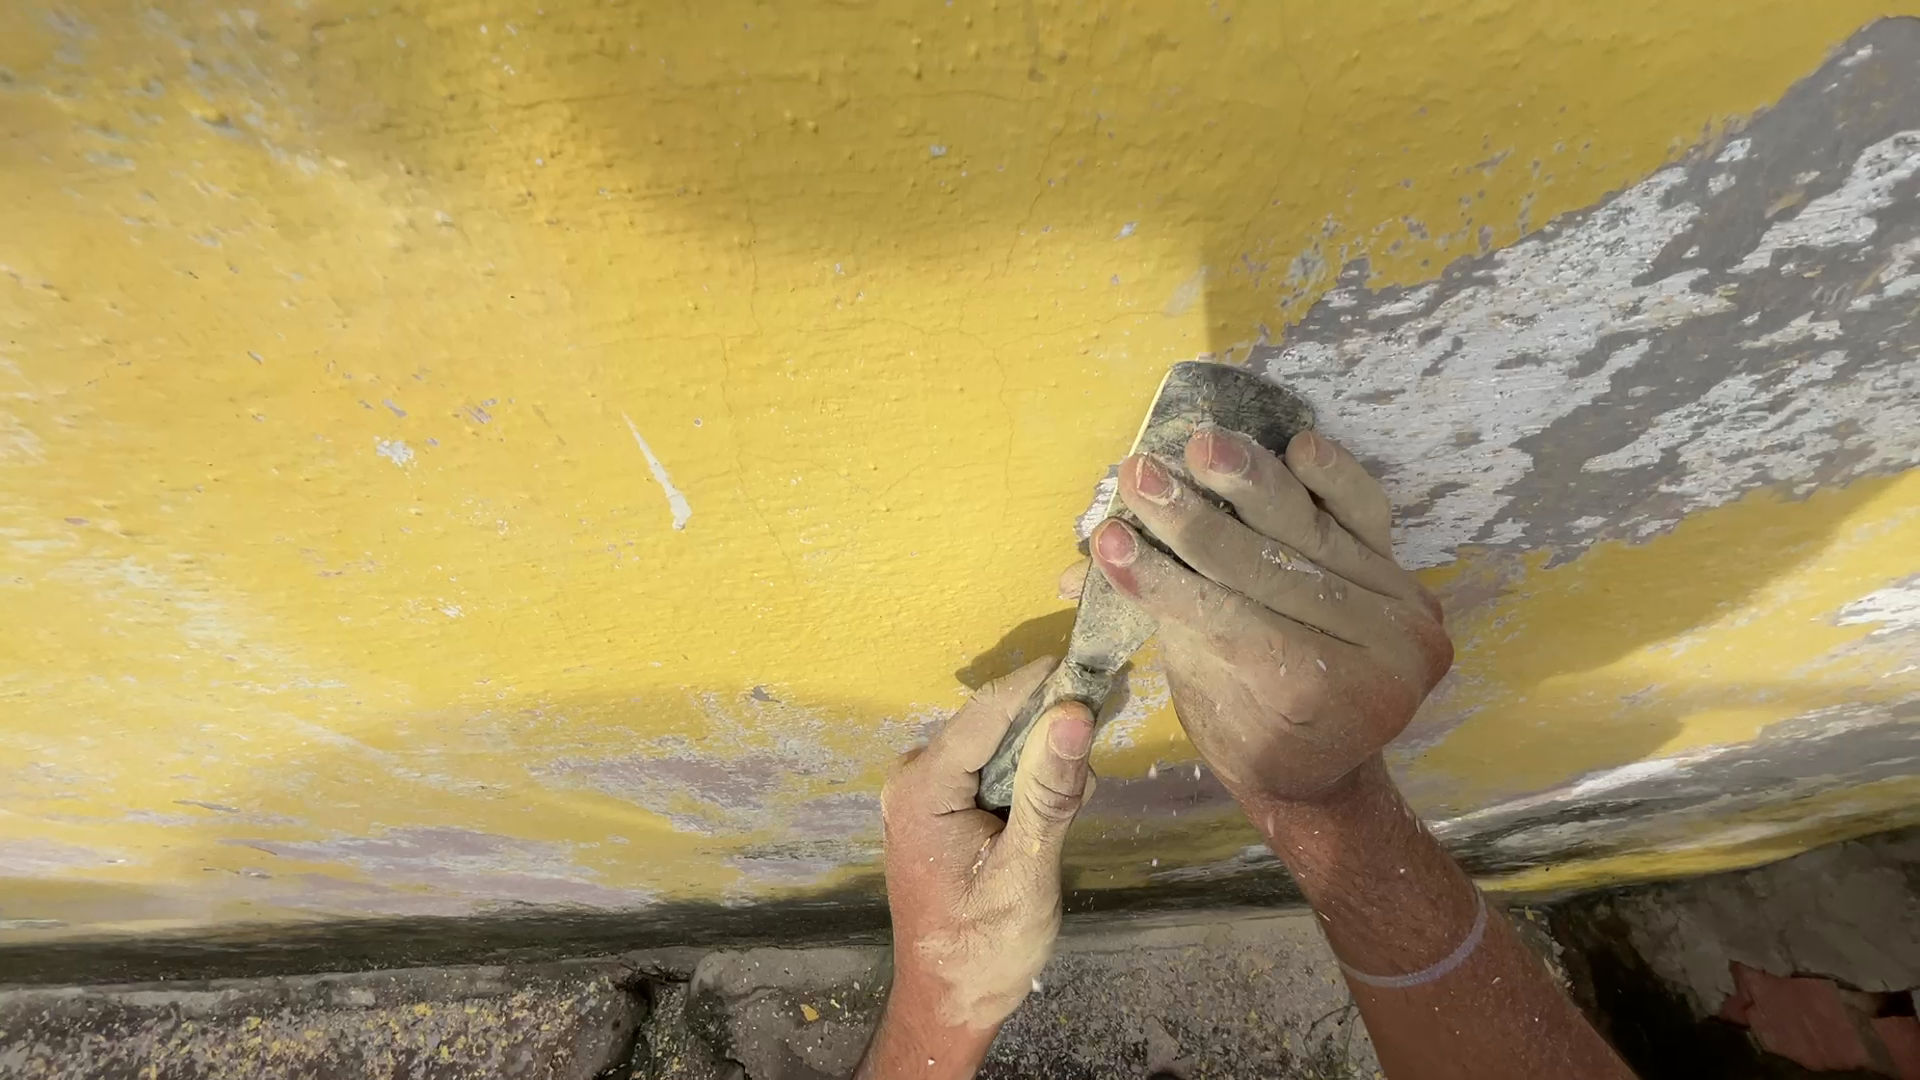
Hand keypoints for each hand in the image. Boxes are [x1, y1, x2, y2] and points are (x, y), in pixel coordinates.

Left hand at [878, 657, 1095, 1030]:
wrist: (948, 1002)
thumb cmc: (982, 948)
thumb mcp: (1024, 871)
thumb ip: (1048, 790)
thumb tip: (1072, 712)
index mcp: (922, 786)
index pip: (987, 711)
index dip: (1038, 682)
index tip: (1088, 661)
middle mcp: (916, 774)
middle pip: (995, 725)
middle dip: (1048, 734)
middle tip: (1093, 756)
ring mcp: (926, 787)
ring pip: (999, 747)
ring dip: (1042, 765)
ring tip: (1071, 806)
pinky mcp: (942, 801)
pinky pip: (992, 769)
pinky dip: (1027, 782)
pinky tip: (1046, 819)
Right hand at [1088, 427, 1450, 806]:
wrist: (1325, 758)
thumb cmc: (1250, 739)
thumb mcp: (1200, 692)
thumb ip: (1164, 616)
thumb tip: (1087, 564)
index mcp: (1320, 696)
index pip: (1228, 620)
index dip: (1163, 578)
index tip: (1108, 539)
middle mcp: (1379, 650)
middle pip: (1270, 566)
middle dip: (1194, 520)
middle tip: (1138, 476)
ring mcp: (1399, 606)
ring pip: (1312, 529)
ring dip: (1247, 481)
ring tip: (1198, 445)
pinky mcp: (1401, 570)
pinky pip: (1369, 510)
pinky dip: (1334, 475)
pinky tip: (1299, 444)